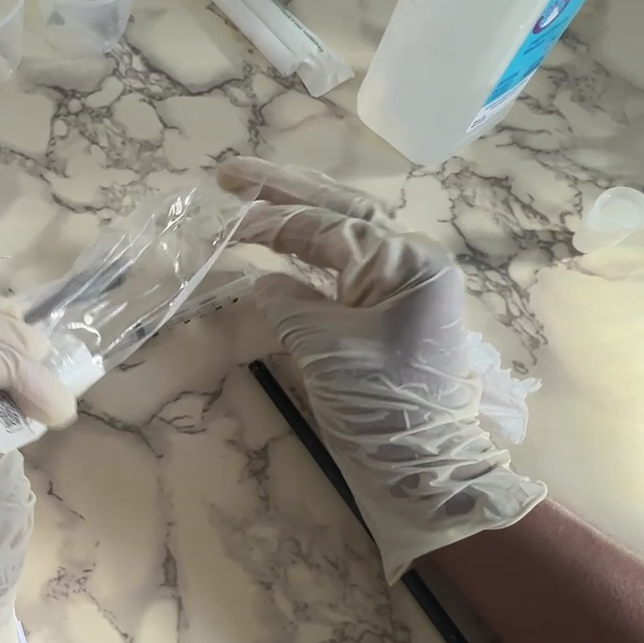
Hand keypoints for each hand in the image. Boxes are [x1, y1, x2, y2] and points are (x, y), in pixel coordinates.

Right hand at [218, 156, 544, 581]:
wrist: (419, 470)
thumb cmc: (383, 408)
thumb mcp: (329, 350)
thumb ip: (291, 303)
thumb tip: (261, 279)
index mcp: (407, 264)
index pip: (330, 227)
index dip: (273, 218)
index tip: (224, 214)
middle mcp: (406, 265)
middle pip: (338, 213)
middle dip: (284, 191)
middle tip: (230, 172)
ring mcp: (394, 290)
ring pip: (338, 238)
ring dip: (292, 216)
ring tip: (247, 195)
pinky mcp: (378, 317)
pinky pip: (337, 274)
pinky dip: (302, 257)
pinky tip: (277, 246)